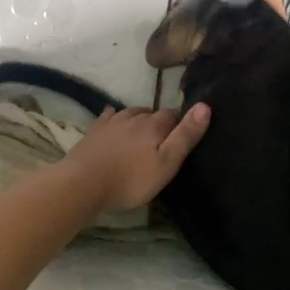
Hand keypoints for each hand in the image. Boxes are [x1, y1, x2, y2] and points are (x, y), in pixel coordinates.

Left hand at [61, 103, 210, 211]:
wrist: (84, 183)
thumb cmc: (130, 179)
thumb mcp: (167, 163)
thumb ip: (185, 135)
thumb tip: (205, 106)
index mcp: (154, 125)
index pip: (173, 115)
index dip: (181, 122)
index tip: (184, 133)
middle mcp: (134, 117)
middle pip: (152, 113)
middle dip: (160, 121)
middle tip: (164, 137)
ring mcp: (111, 123)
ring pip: (131, 113)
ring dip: (139, 117)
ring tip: (144, 128)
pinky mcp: (94, 131)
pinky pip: (107, 117)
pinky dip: (113, 116)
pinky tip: (112, 117)